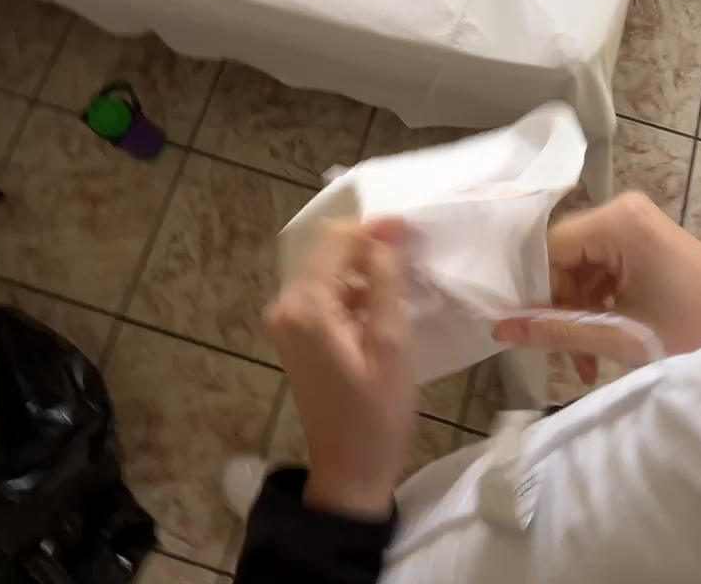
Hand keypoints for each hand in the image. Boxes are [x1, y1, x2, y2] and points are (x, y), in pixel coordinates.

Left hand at [265, 217, 413, 519]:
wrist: (349, 472)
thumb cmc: (376, 412)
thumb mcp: (391, 342)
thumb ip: (387, 278)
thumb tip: (390, 228)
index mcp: (306, 306)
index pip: (338, 239)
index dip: (375, 229)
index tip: (413, 230)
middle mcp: (287, 305)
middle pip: (331, 252)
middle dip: (371, 247)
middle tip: (413, 254)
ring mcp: (288, 321)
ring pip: (331, 272)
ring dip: (365, 269)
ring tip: (406, 278)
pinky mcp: (297, 334)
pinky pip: (327, 294)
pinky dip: (355, 290)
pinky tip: (385, 303)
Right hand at [493, 192, 700, 381]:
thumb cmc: (698, 332)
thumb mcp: (623, 334)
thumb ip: (557, 330)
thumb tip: (498, 330)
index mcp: (618, 220)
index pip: (548, 246)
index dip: (530, 286)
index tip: (516, 326)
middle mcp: (623, 214)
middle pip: (563, 257)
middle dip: (556, 306)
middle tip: (554, 350)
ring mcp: (636, 230)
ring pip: (580, 270)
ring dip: (576, 314)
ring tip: (584, 361)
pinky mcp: (647, 250)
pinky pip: (603, 274)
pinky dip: (597, 309)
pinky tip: (600, 346)